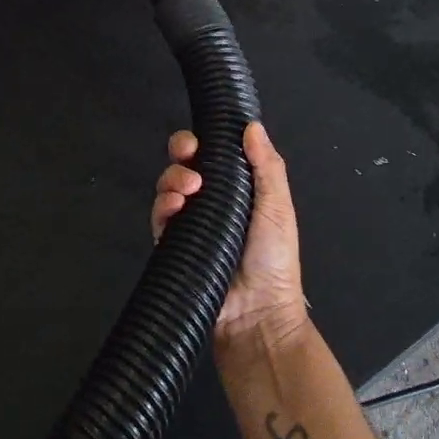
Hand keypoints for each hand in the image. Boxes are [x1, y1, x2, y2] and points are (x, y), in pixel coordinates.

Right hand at [151, 122, 307, 342]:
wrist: (257, 313)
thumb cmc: (274, 258)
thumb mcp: (278, 208)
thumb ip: (267, 166)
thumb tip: (252, 125)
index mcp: (237, 190)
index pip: (213, 155)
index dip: (203, 142)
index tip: (202, 138)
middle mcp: (211, 202)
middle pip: (185, 164)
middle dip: (181, 152)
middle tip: (187, 154)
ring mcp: (189, 223)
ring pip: (169, 185)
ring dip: (174, 178)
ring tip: (188, 190)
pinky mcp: (172, 244)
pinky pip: (159, 217)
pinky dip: (163, 206)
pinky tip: (174, 208)